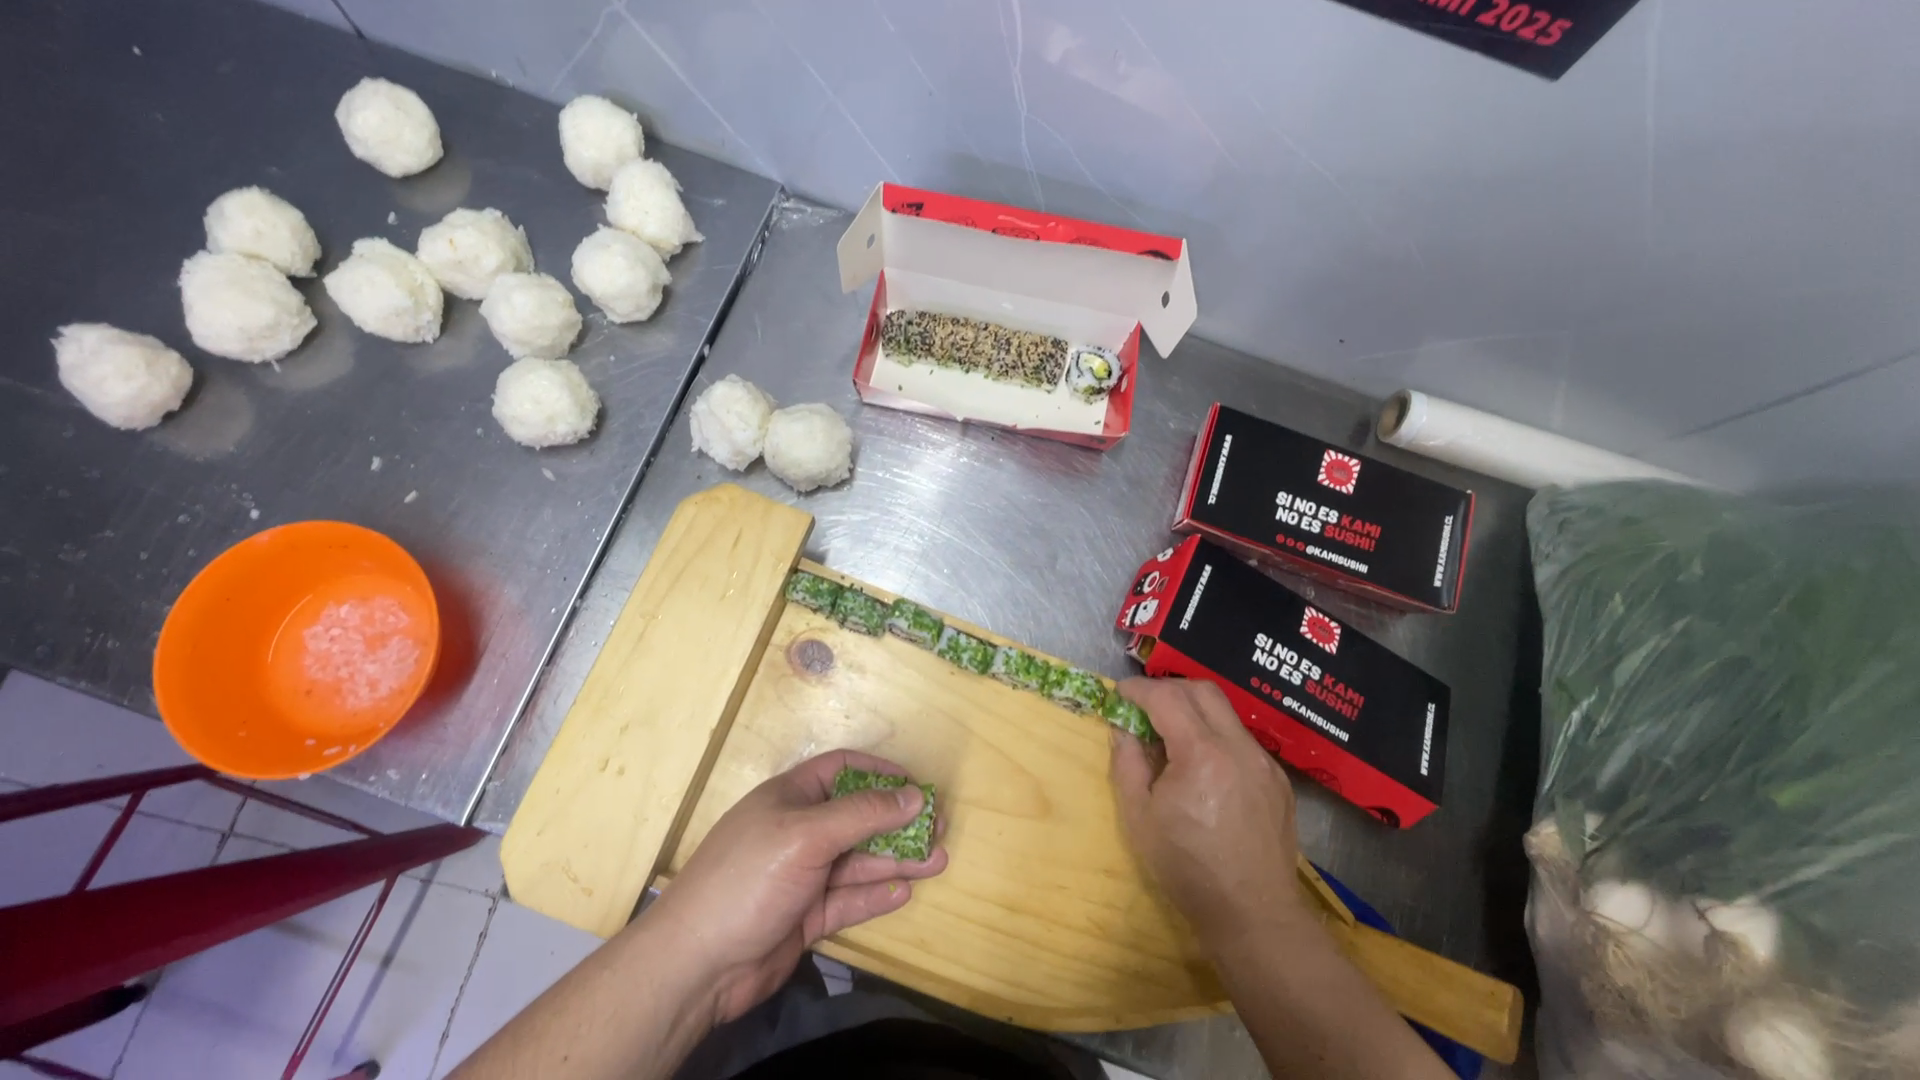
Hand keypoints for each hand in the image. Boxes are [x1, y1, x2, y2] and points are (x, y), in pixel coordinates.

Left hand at [644, 749, 947, 1026]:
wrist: (698, 964)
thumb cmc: (749, 878)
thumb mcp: (807, 834)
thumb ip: (863, 814)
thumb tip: (914, 794)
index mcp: (790, 798)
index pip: (841, 770)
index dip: (879, 772)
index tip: (917, 784)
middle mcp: (798, 831)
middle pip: (857, 818)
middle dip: (898, 823)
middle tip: (939, 830)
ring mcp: (802, 875)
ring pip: (858, 861)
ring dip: (896, 860)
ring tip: (938, 861)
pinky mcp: (805, 916)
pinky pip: (848, 899)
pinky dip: (875, 895)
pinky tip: (904, 893)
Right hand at [1110, 677, 1304, 948]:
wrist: (1252, 913)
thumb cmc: (1186, 868)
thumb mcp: (1139, 816)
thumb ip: (1127, 762)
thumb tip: (1122, 728)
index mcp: (1201, 753)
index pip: (1167, 697)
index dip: (1139, 690)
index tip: (1120, 694)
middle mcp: (1239, 747)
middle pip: (1204, 691)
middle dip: (1169, 689)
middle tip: (1145, 707)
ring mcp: (1264, 763)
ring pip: (1227, 715)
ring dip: (1195, 713)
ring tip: (1171, 739)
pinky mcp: (1278, 781)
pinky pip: (1243, 742)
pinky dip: (1216, 739)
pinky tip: (1203, 770)